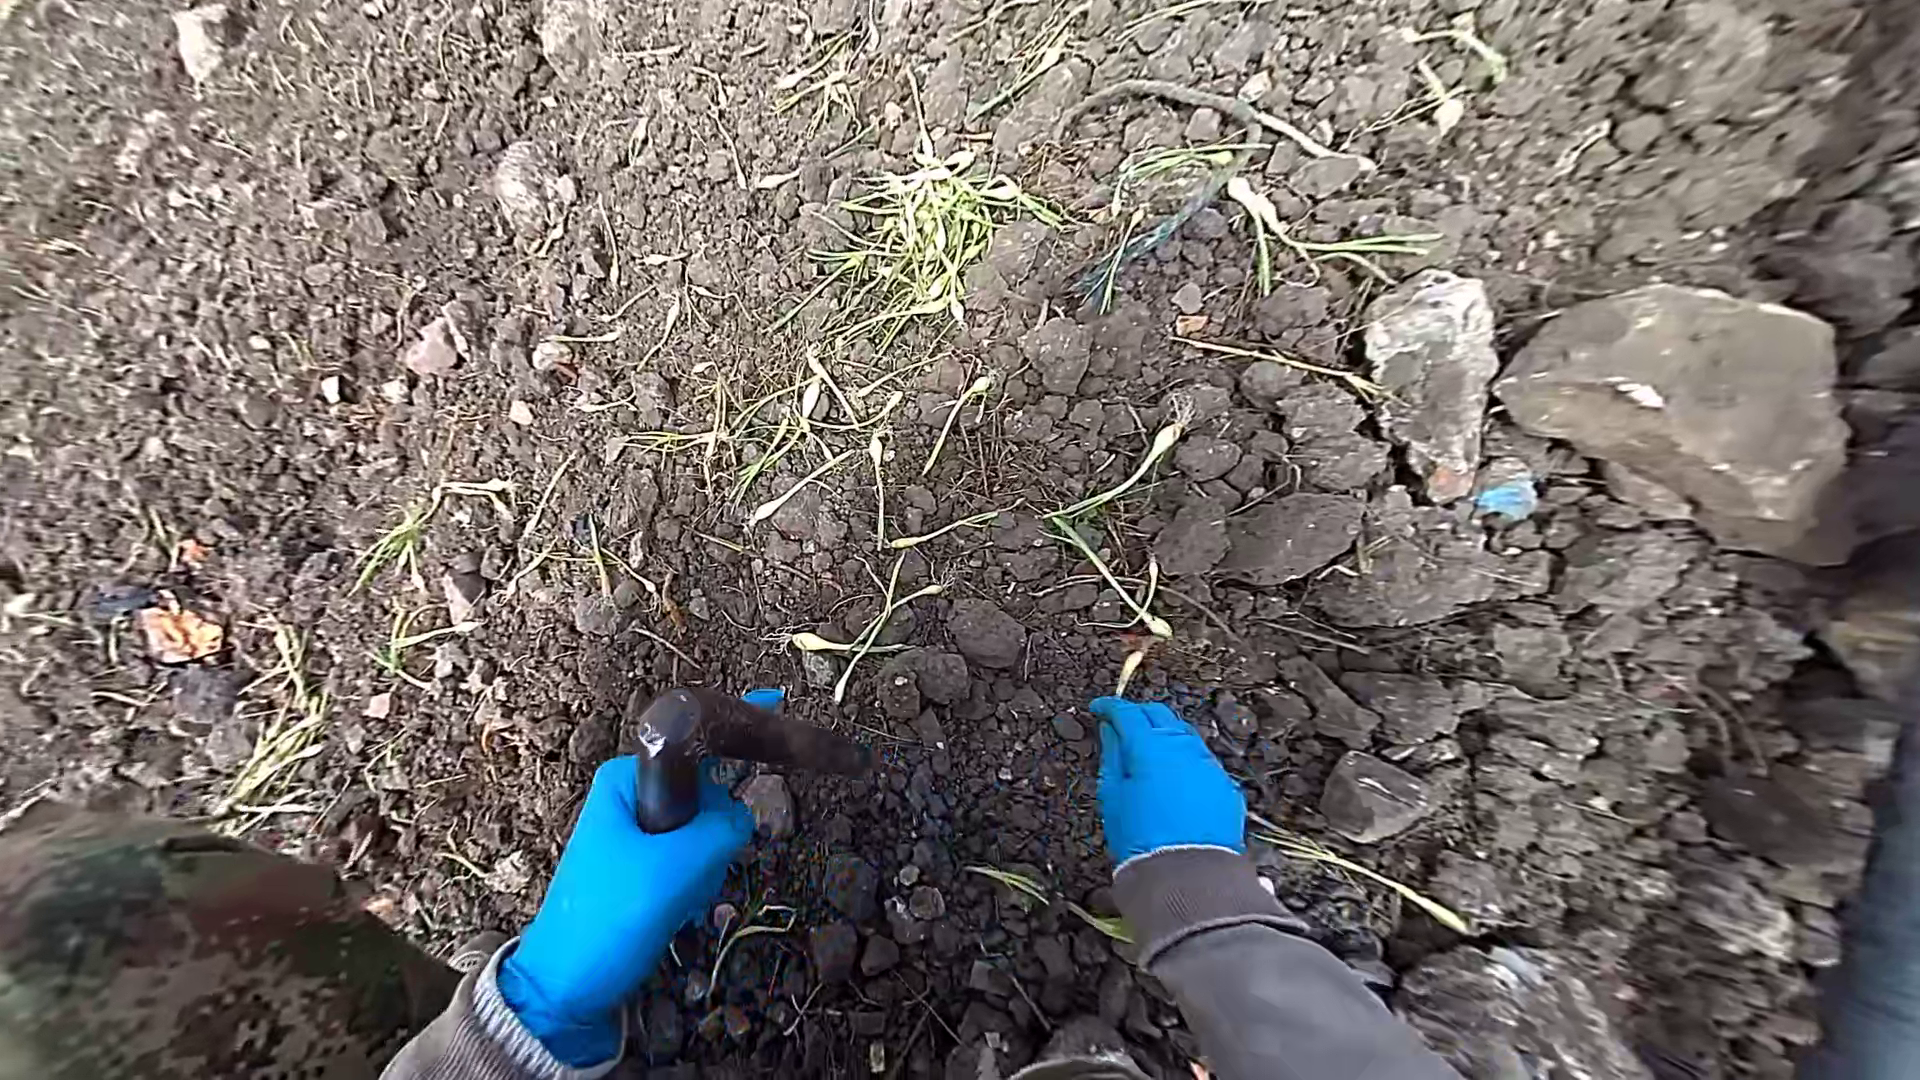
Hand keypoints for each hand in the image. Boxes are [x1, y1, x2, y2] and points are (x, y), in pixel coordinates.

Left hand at [498, 690, 776, 1064]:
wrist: (564, 993)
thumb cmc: (611, 917)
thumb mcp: (676, 865)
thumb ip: (724, 826)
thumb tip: (740, 817)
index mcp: (628, 778)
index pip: (692, 738)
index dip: (737, 724)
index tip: (774, 702)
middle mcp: (633, 793)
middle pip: (707, 789)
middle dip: (717, 828)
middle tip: (702, 866)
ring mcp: (640, 826)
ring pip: (705, 823)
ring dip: (707, 860)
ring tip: (683, 895)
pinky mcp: (647, 857)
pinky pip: (693, 849)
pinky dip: (698, 874)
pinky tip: (682, 903)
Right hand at [1090, 696, 1246, 865]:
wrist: (1187, 880)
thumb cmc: (1141, 839)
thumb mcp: (1114, 795)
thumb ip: (1112, 755)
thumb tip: (1111, 731)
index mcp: (1150, 746)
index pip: (1127, 712)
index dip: (1110, 707)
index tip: (1098, 709)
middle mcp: (1183, 747)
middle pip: (1158, 713)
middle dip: (1138, 715)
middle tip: (1121, 726)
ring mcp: (1208, 765)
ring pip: (1182, 733)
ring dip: (1162, 733)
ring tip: (1147, 750)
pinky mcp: (1224, 785)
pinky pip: (1200, 759)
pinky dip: (1183, 757)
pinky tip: (1172, 773)